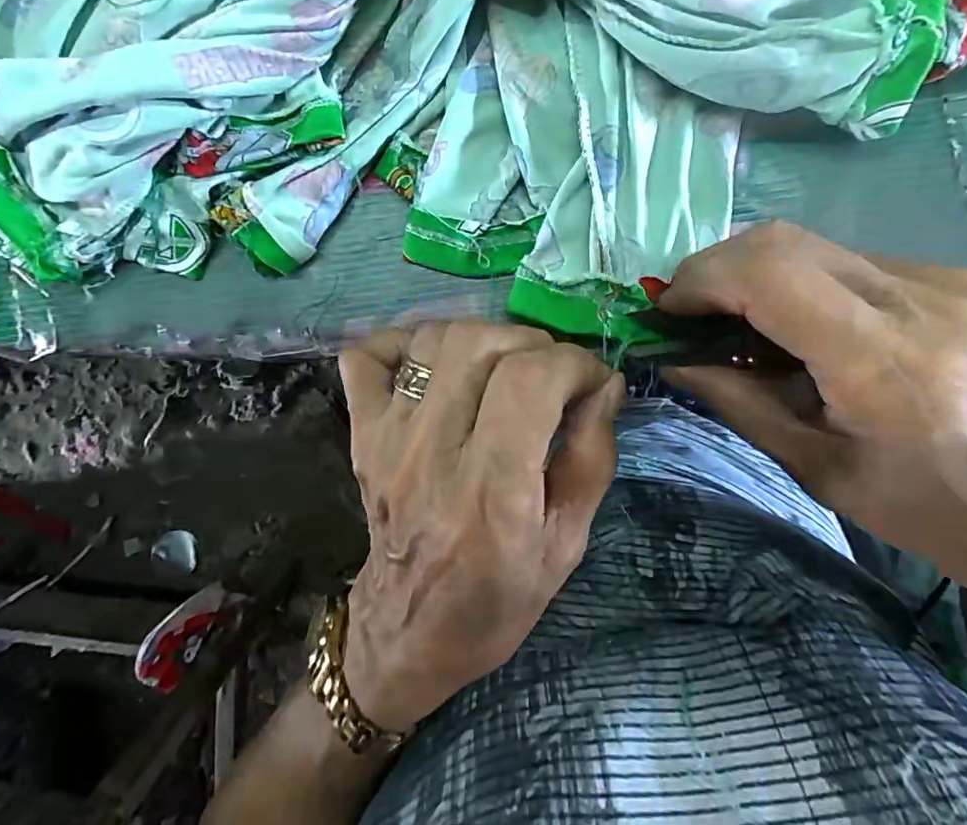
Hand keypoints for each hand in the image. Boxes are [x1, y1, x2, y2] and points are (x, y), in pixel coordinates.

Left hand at [334, 323, 624, 730]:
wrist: (410, 629)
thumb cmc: (498, 597)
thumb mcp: (566, 544)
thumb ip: (591, 458)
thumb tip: (605, 385)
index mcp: (492, 491)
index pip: (530, 379)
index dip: (573, 363)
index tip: (591, 380)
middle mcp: (432, 454)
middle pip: (479, 345)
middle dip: (532, 343)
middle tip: (550, 374)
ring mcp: (388, 438)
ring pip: (432, 340)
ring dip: (481, 337)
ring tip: (503, 365)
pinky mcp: (361, 433)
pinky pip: (366, 359)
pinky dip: (401, 342)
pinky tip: (436, 363)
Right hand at [655, 222, 966, 619]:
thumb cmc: (934, 513)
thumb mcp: (816, 467)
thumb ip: (737, 399)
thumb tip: (672, 358)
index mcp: (886, 361)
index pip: (766, 274)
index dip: (700, 280)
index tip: (668, 311)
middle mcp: (927, 301)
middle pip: (783, 242)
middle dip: (718, 270)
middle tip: (693, 313)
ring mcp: (958, 282)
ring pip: (818, 246)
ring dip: (763, 276)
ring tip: (752, 327)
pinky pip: (861, 262)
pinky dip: (814, 285)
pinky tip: (820, 330)